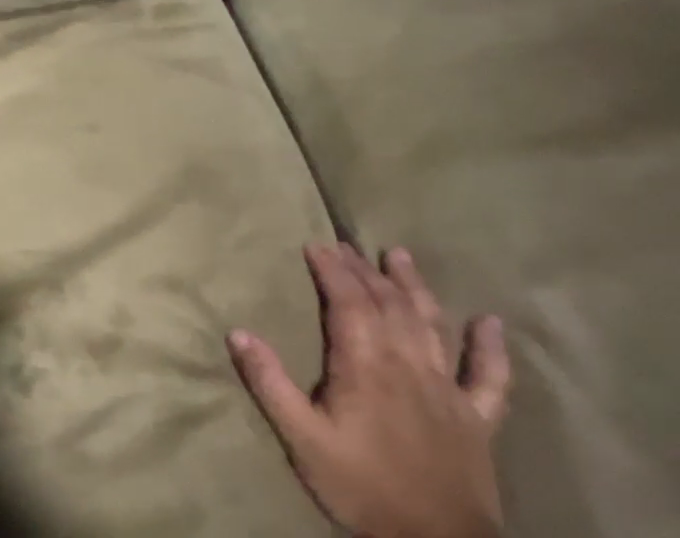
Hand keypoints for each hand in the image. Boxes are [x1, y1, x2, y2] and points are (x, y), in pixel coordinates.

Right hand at [230, 244, 510, 537]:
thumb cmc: (359, 486)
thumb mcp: (300, 437)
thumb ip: (270, 383)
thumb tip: (237, 331)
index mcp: (366, 369)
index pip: (349, 305)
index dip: (333, 272)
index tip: (315, 244)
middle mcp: (411, 369)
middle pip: (389, 307)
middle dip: (365, 271)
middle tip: (345, 244)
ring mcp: (449, 392)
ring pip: (433, 327)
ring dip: (415, 288)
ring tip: (399, 255)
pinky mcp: (477, 419)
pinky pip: (491, 378)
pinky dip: (491, 348)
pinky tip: (491, 323)